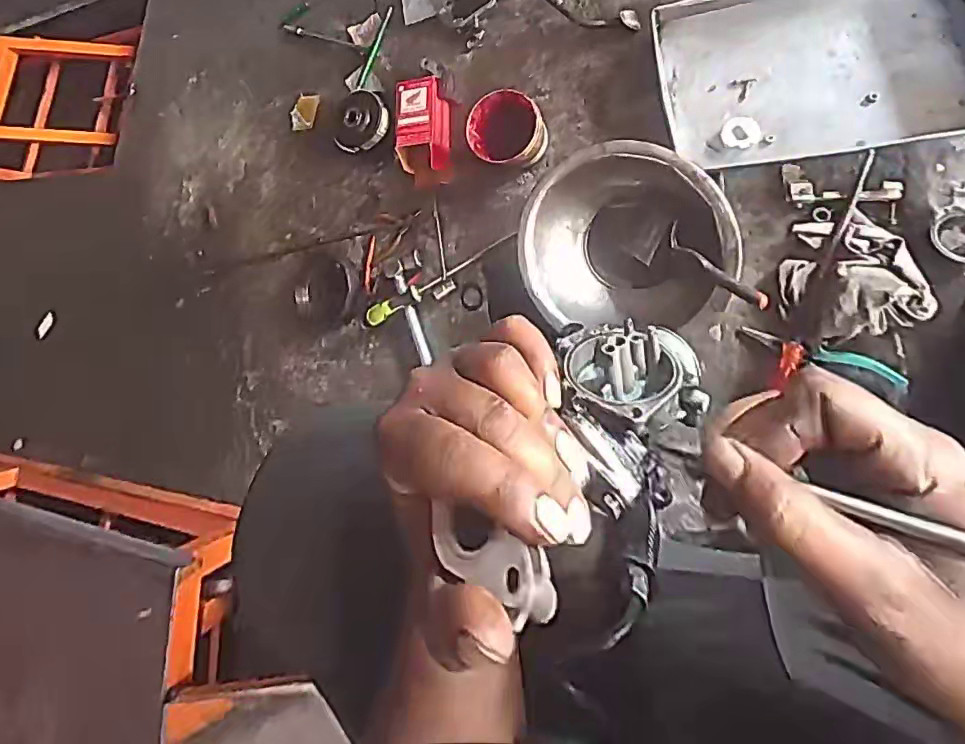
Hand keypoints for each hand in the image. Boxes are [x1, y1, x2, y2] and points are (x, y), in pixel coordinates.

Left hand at [376, 315, 591, 671]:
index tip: (544, 525)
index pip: (440, 450)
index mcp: (399, 455)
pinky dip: (540, 362)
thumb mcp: (454, 618)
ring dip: (542, 421)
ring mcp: (457, 371)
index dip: (498, 484)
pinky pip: (515, 336)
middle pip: (485, 413)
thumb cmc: (459, 563)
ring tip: (562, 467)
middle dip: (537, 470)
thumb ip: (461, 630)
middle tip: (565, 515)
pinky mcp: (491, 358)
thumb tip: (482, 624)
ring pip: (500, 366)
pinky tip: (551, 402)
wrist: (472, 529)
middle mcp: (421, 402)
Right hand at [703, 368, 964, 743]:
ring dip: (750, 462)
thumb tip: (722, 458)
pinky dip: (761, 483)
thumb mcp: (872, 589)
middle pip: (798, 405)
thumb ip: (793, 519)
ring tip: (731, 505)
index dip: (770, 427)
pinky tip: (753, 513)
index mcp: (919, 455)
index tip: (736, 473)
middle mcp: (895, 446)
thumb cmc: (964, 656)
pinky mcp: (856, 491)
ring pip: (790, 430)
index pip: (822, 396)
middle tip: (722, 491)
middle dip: (751, 442)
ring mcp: (875, 467)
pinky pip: (794, 463)